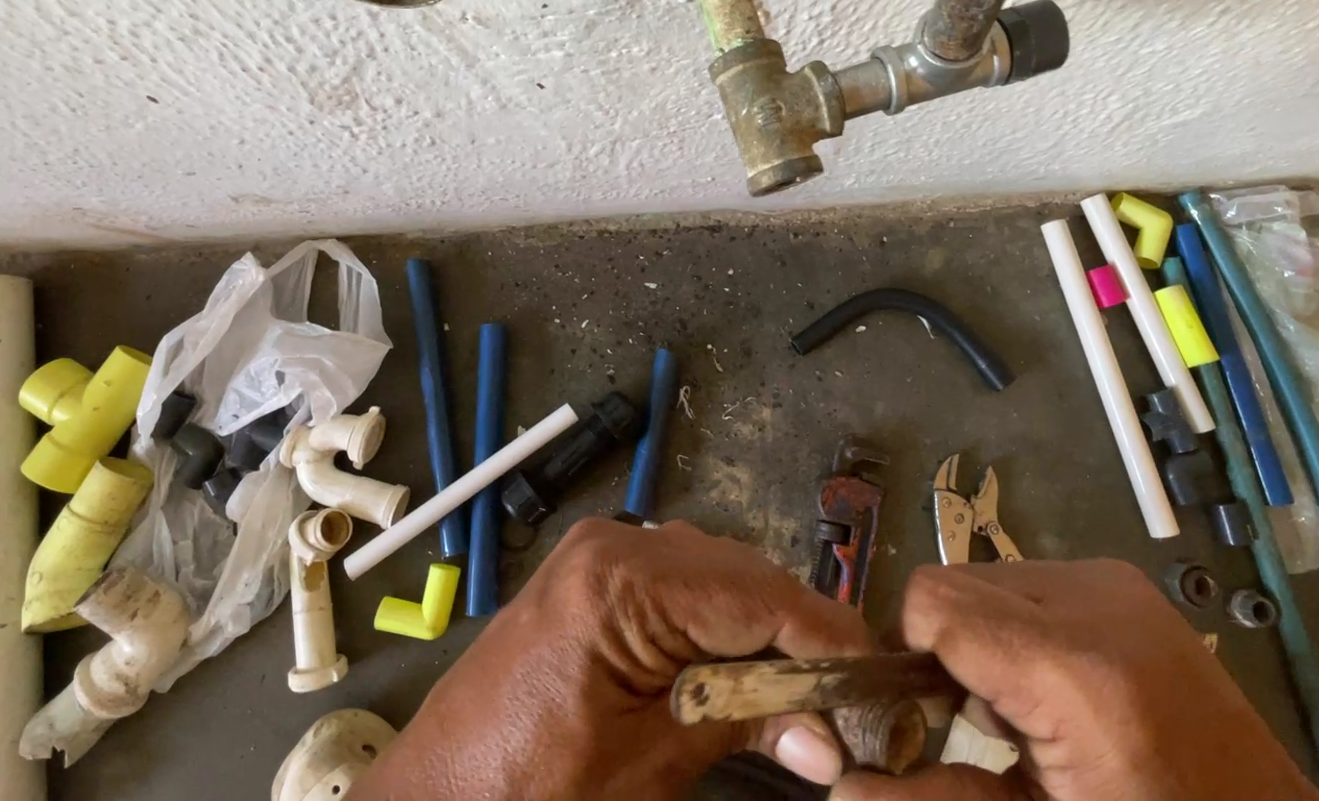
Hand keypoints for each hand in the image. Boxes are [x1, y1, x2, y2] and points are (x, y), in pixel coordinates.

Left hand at [349, 518, 874, 799]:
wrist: (442, 791)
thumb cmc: (532, 783)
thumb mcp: (648, 762)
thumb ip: (742, 724)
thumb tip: (831, 739)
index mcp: (622, 579)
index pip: (755, 592)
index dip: (824, 634)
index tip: (877, 675)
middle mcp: (615, 542)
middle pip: (741, 574)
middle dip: (798, 632)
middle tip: (845, 695)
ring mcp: (602, 549)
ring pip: (717, 572)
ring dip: (763, 624)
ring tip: (801, 686)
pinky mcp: (596, 568)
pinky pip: (682, 579)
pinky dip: (720, 617)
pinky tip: (740, 661)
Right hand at [833, 560, 1317, 800]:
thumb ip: (935, 799)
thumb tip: (838, 787)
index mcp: (1076, 669)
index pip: (934, 601)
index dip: (911, 660)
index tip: (928, 722)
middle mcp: (1095, 599)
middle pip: (953, 586)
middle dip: (945, 651)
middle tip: (982, 726)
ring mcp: (1114, 583)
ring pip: (983, 579)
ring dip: (978, 637)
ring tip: (1022, 708)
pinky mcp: (1123, 583)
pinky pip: (1023, 583)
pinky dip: (1012, 626)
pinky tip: (1053, 685)